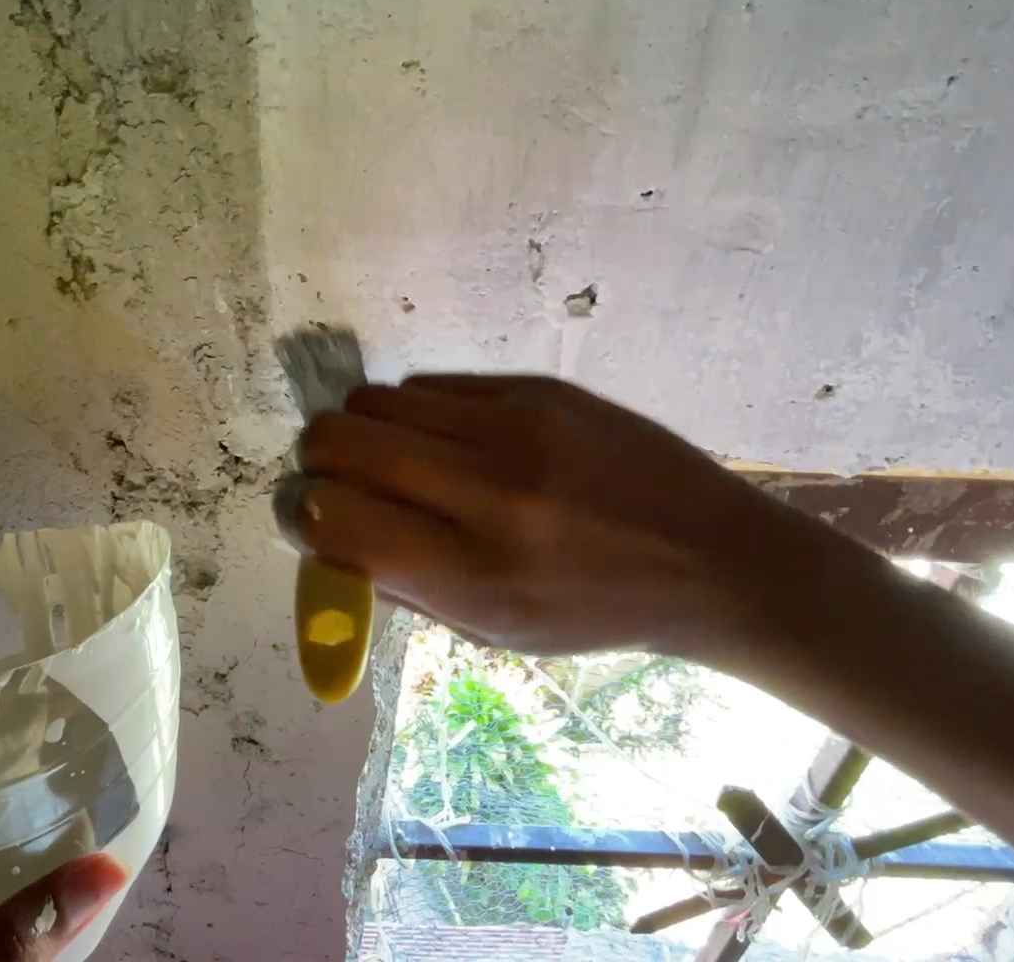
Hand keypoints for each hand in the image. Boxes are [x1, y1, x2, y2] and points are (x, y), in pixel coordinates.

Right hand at [280, 374, 861, 663]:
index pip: (335, 517)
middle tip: (343, 482)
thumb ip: (400, 583)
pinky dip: (416, 412)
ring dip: (365, 430)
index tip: (309, 516)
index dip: (301, 513)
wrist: (712, 555)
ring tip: (401, 460)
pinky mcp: (536, 385)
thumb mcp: (494, 631)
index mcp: (473, 574)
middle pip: (338, 439)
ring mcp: (514, 425)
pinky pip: (430, 383)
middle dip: (318, 461)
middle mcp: (486, 490)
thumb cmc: (595, 611)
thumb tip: (326, 530)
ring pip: (375, 398)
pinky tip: (451, 439)